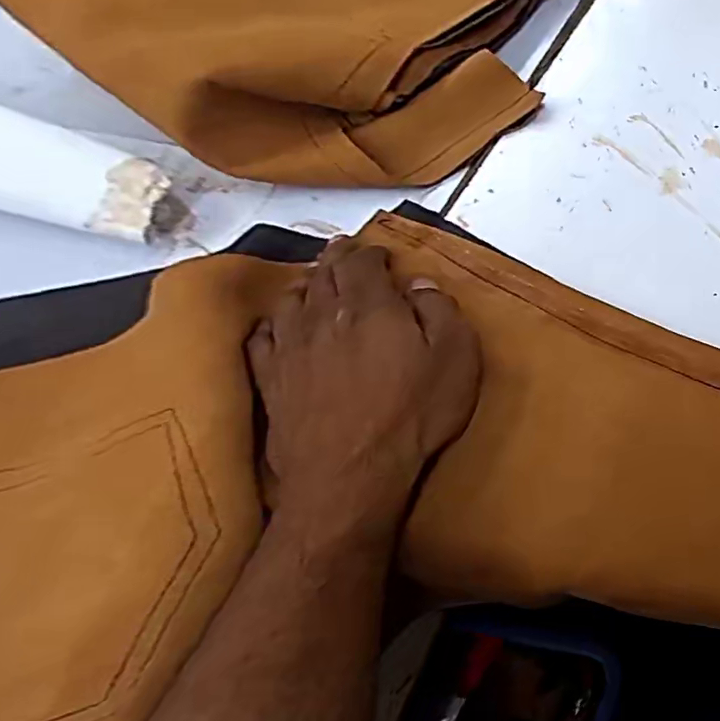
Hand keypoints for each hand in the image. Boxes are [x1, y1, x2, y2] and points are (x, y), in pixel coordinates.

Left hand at [247, 240, 480, 540]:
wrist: (351, 468)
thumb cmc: (416, 409)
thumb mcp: (456, 356)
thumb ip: (441, 312)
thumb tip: (419, 285)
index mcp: (371, 307)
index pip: (361, 264)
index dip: (370, 252)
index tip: (380, 251)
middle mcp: (323, 318)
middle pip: (322, 276)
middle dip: (335, 260)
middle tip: (344, 252)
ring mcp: (289, 349)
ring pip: (291, 301)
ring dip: (305, 286)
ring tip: (316, 283)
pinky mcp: (270, 379)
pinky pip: (263, 336)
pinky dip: (274, 321)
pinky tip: (280, 324)